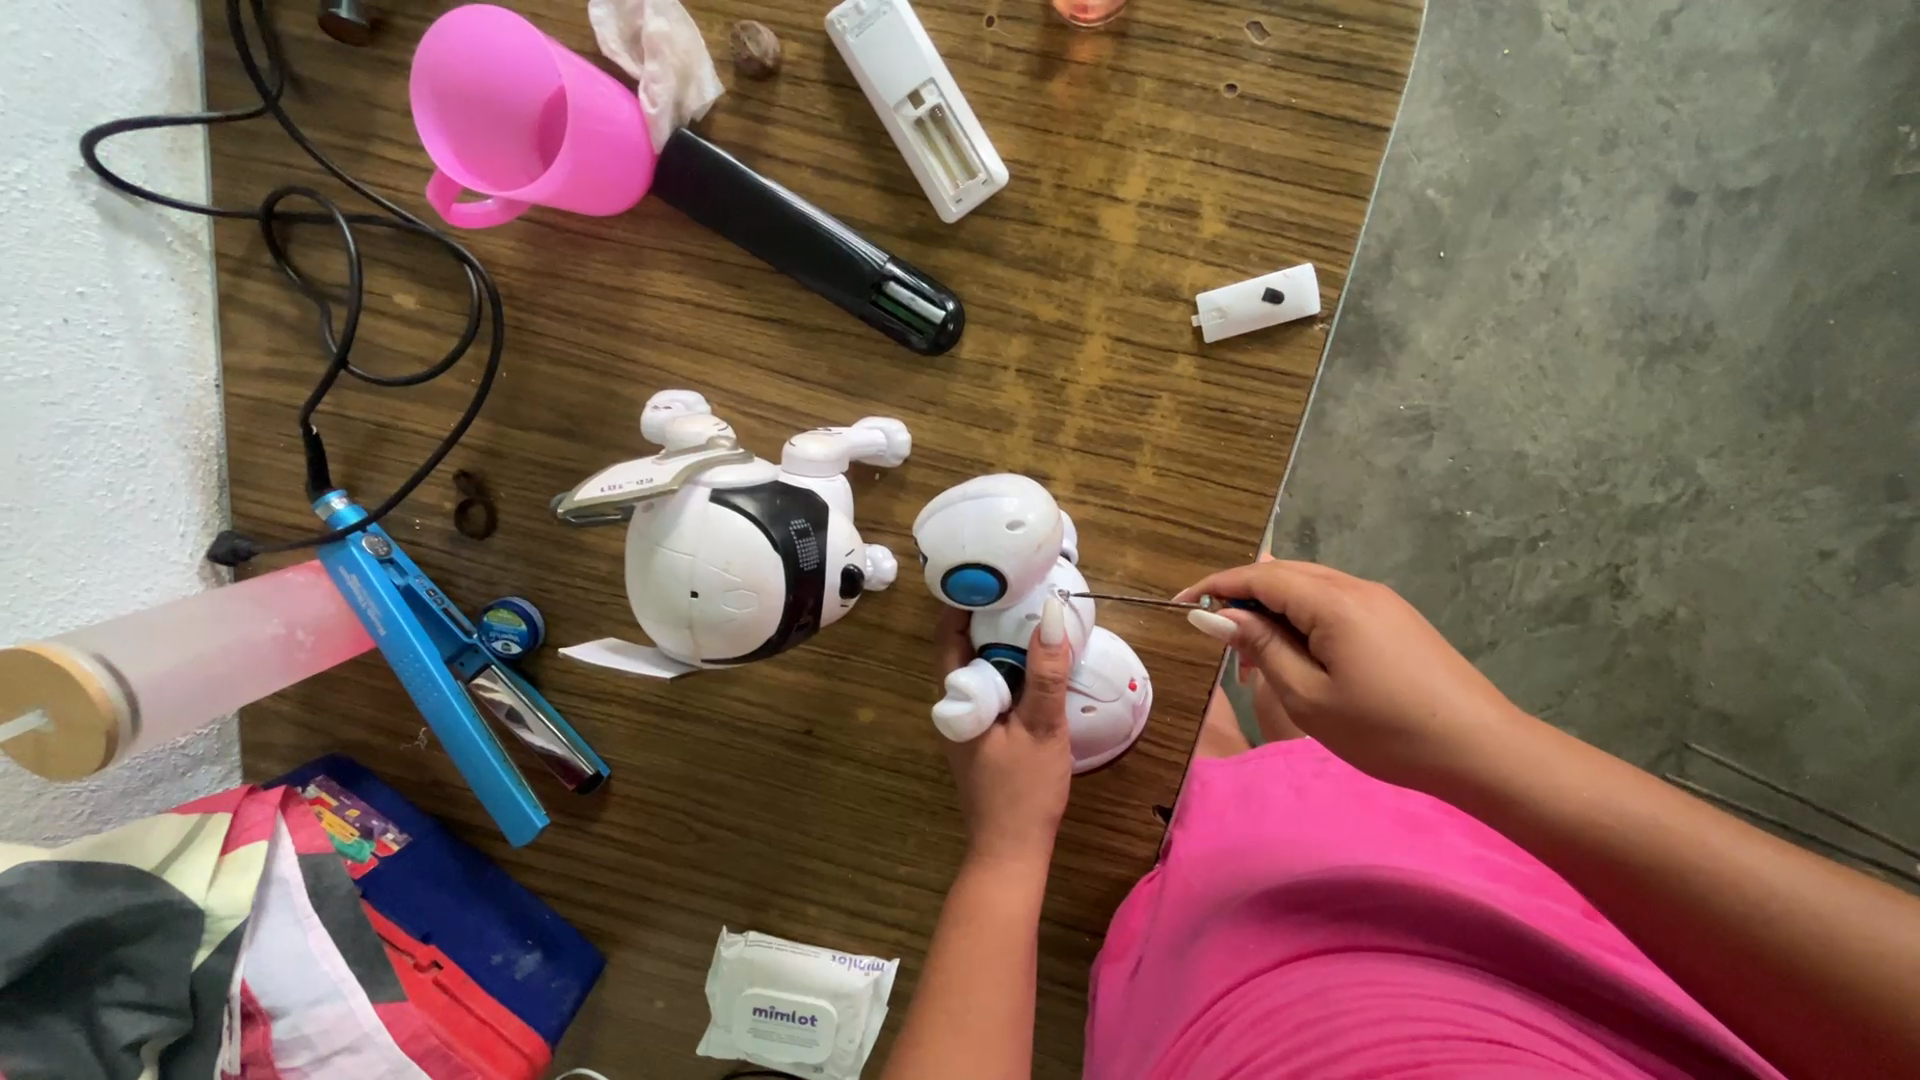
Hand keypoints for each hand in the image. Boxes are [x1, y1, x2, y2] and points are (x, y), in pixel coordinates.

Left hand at [932, 600, 1074, 866]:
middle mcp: (954, 705)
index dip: (966, 601)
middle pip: (965, 647)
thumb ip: (1046, 673)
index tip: (994, 573)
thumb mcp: (1041, 727)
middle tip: (1025, 588)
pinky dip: (1012, 669)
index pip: (949, 634)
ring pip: (981, 668)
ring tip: (1036, 617)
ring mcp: (968, 722)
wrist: (1011, 851)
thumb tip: (1052, 614)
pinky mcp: (984, 736)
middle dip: (991, 616)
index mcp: (957, 698)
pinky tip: (1039, 665)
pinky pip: (994, 689)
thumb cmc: (1023, 791)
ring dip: (1004, 642)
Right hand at [1177, 561, 1525, 788]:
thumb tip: (1213, 615)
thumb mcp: (1307, 695)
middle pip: (1282, 574)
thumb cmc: (1385, 730)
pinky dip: (1301, 620)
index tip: (1178, 607)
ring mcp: (1380, 601)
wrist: (1482, 751)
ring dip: (1272, 612)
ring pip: (1308, 588)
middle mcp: (1356, 587)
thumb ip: (1259, 647)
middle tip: (1219, 643)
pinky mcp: (1394, 619)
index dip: (1214, 587)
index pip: (1258, 576)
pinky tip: (1297, 656)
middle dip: (1242, 600)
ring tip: (1255, 659)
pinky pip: (1332, 603)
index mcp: (1332, 602)